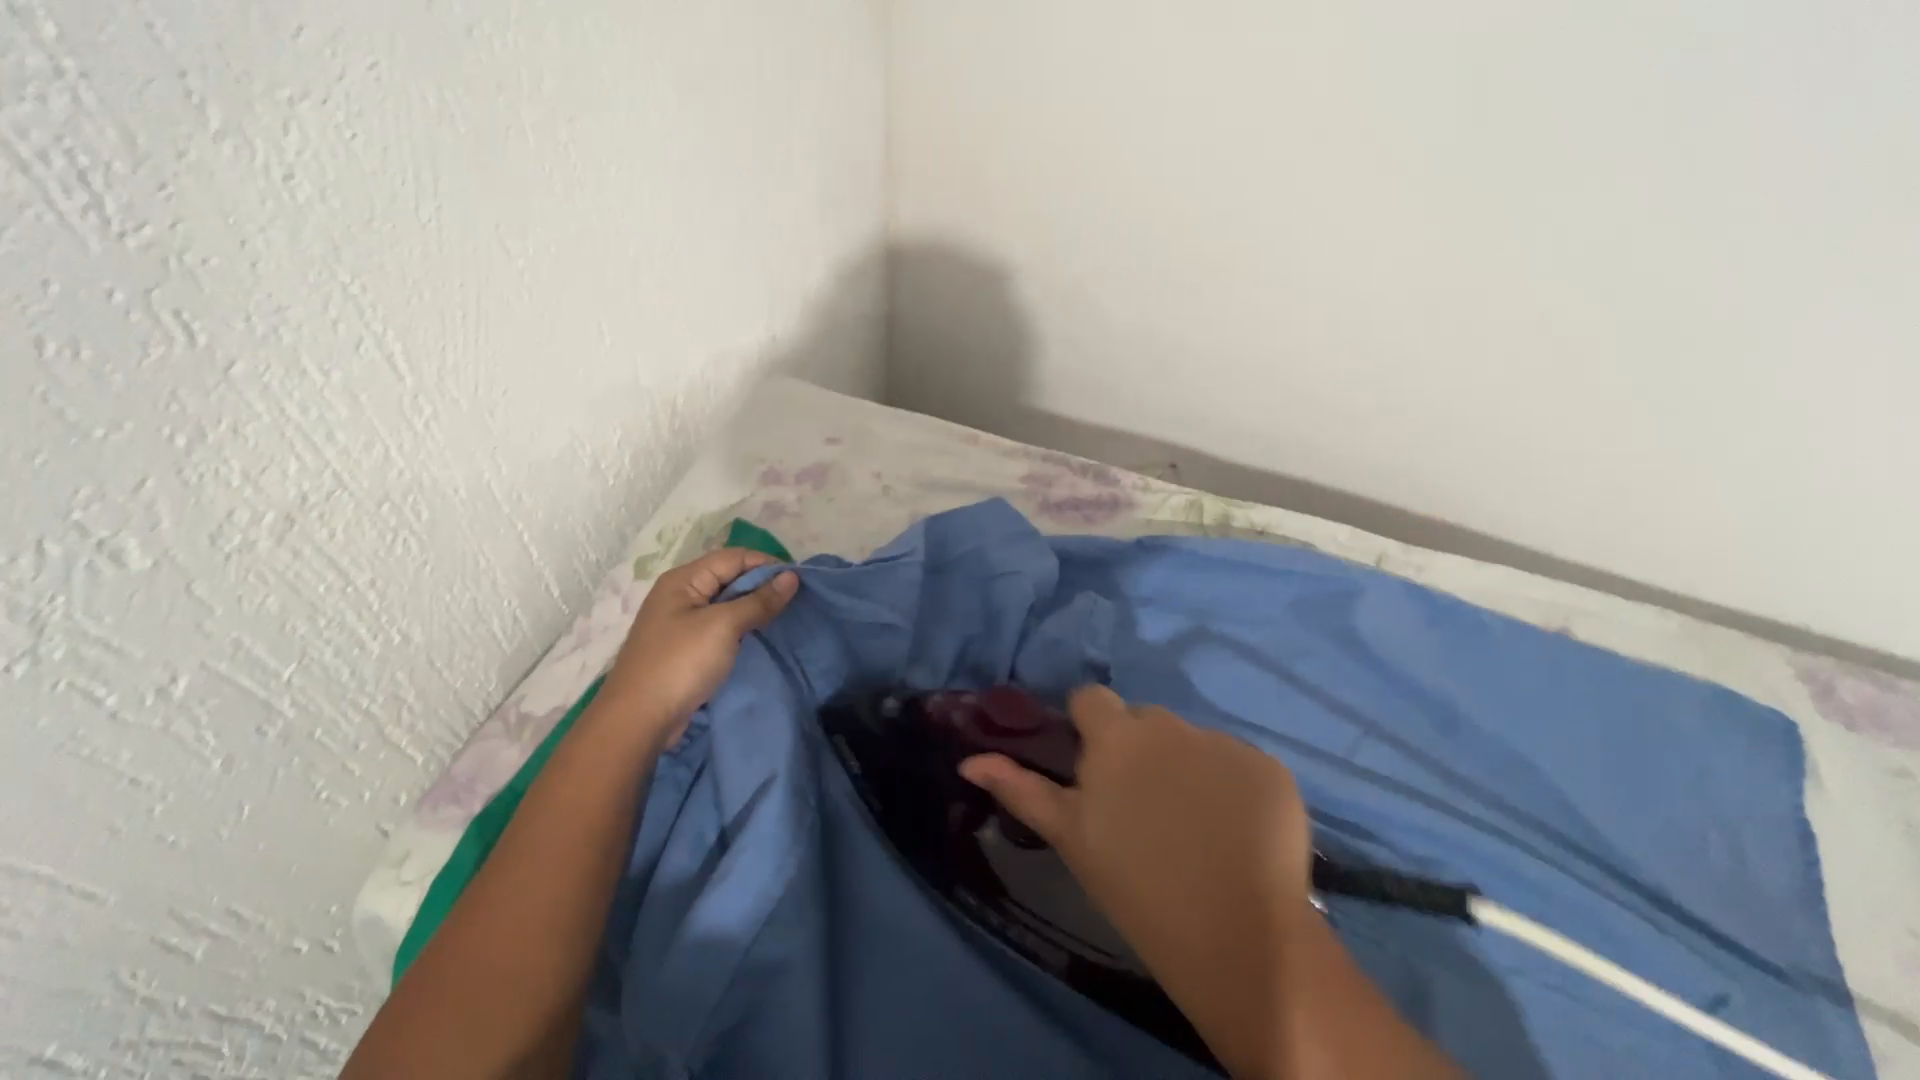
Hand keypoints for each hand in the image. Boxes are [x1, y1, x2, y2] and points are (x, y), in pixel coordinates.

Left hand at [599, 547, 798, 744]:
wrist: (640, 719)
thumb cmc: (681, 663)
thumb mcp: (724, 626)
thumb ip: (759, 600)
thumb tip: (792, 577)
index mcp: (683, 580)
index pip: (734, 557)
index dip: (767, 563)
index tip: (800, 580)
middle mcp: (680, 595)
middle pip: (729, 577)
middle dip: (762, 585)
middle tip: (797, 600)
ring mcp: (681, 622)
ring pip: (726, 604)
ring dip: (754, 608)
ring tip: (784, 617)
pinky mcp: (686, 647)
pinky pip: (720, 627)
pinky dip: (742, 628)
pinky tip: (761, 637)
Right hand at [959, 686, 1315, 1075]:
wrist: (1235, 933)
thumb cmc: (1134, 884)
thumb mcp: (1070, 836)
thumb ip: (1021, 789)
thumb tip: (969, 760)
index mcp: (1118, 736)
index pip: (1092, 700)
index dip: (1088, 728)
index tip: (1093, 769)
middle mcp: (1172, 725)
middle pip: (1145, 722)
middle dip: (1139, 751)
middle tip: (1141, 809)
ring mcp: (1227, 744)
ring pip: (1194, 743)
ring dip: (1186, 768)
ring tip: (1192, 828)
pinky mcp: (1271, 769)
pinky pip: (1239, 766)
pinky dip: (1233, 789)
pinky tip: (1234, 835)